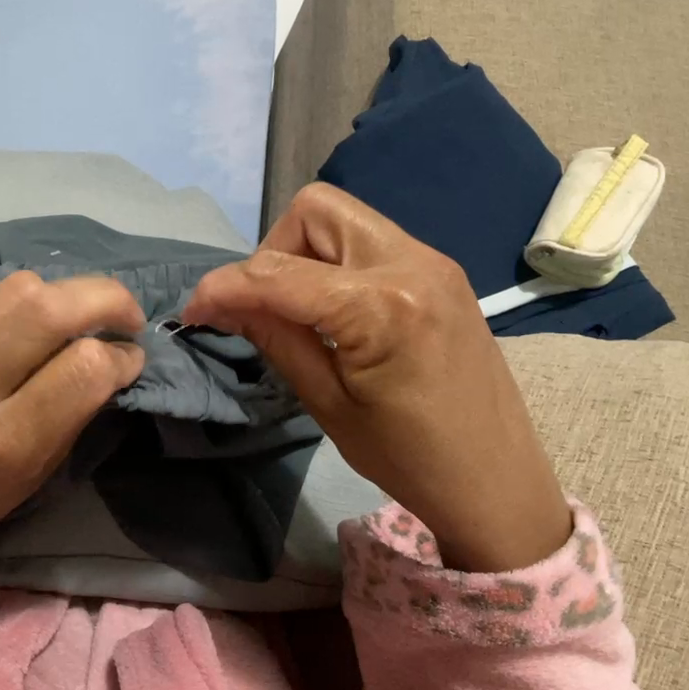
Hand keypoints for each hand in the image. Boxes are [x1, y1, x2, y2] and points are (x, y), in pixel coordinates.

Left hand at [0, 272, 146, 539]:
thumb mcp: (38, 468)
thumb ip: (78, 407)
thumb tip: (117, 350)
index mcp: (1, 441)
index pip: (80, 370)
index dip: (120, 355)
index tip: (131, 357)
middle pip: (45, 308)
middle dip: (103, 298)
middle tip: (125, 314)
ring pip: (17, 288)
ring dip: (62, 296)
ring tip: (72, 321)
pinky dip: (16, 309)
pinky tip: (16, 333)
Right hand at [184, 183, 570, 572]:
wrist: (495, 478)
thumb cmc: (408, 459)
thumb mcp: (328, 404)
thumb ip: (275, 339)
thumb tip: (220, 305)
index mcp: (381, 306)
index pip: (278, 272)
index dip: (224, 288)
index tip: (193, 313)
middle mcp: (411, 262)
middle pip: (314, 211)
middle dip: (272, 252)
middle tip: (264, 309)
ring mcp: (432, 261)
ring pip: (343, 218)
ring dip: (304, 253)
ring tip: (300, 313)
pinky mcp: (441, 272)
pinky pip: (371, 241)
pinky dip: (337, 262)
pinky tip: (336, 314)